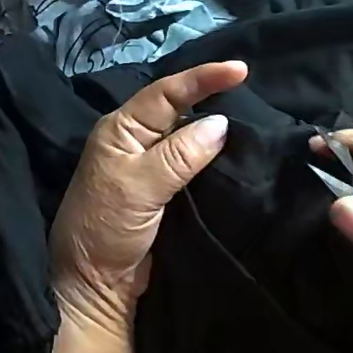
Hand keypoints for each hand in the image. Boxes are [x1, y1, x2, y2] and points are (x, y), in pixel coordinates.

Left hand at [50, 61, 247, 336]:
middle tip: (253, 85)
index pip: (165, 94)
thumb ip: (177, 155)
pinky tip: (241, 153)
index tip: (241, 69)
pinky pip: (194, 164)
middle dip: (210, 94)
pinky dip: (216, 156)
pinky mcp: (165, 192)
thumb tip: (220, 123)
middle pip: (177, 109)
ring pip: (188, 135)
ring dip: (217, 125)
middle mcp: (135, 141)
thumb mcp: (137, 186)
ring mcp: (150, 166)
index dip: (202, 78)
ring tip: (258, 113)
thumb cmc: (105, 226)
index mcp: (121, 129)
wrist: (94, 283)